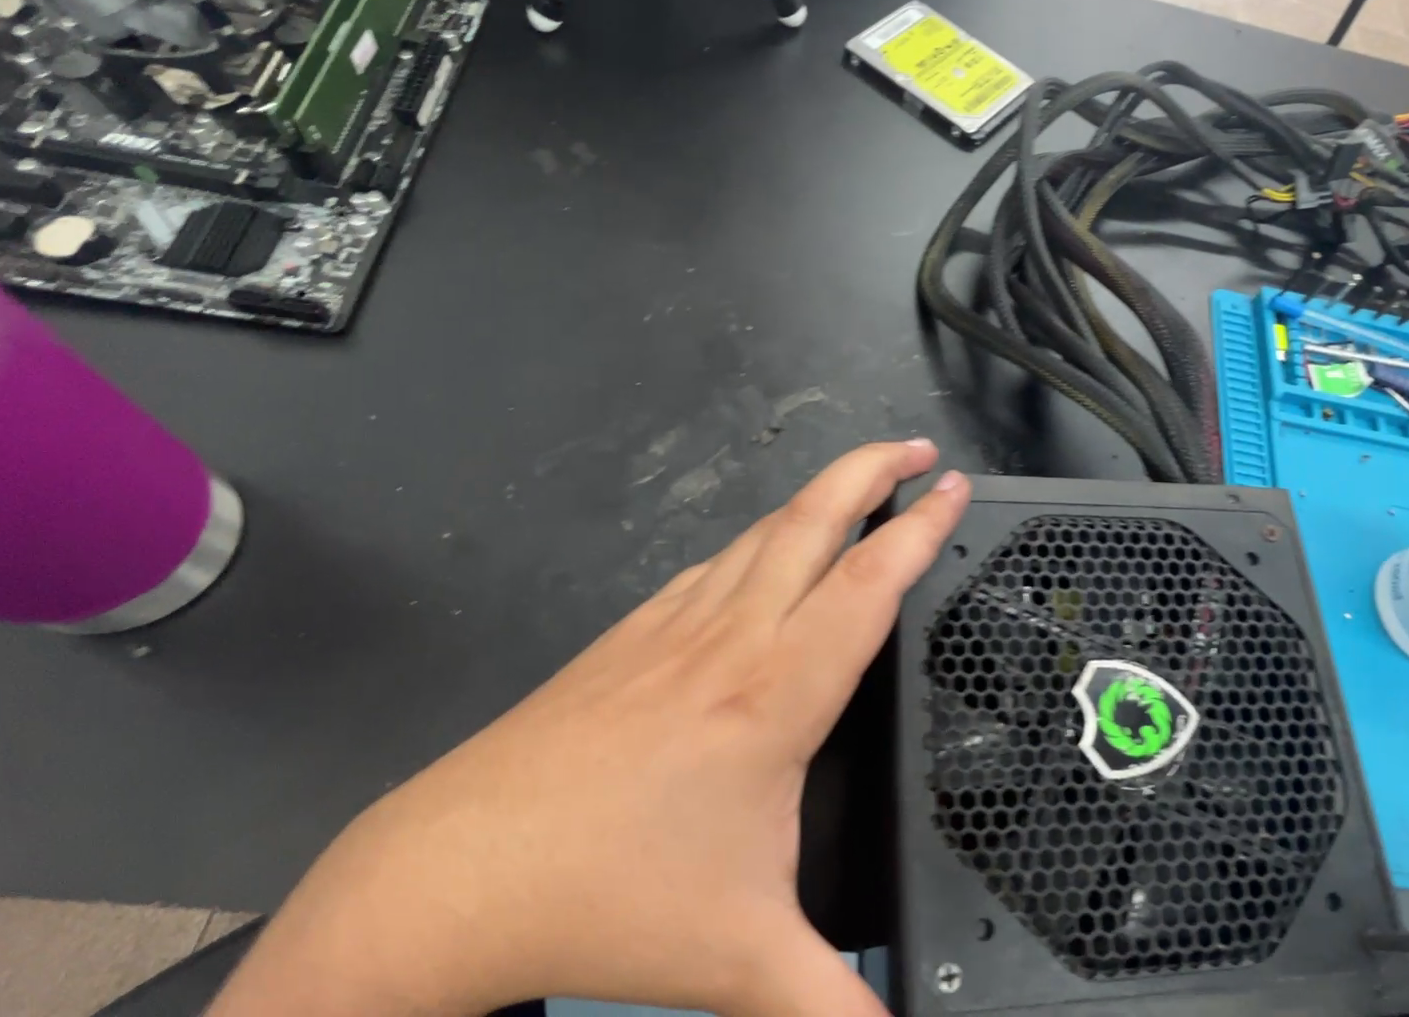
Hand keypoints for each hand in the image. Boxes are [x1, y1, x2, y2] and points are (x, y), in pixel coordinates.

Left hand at [209, 440, 969, 1016]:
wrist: (456, 874)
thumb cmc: (608, 902)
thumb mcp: (744, 963)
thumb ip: (837, 1006)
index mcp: (772, 696)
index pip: (866, 587)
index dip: (919, 531)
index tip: (952, 488)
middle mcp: (728, 641)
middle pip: (811, 524)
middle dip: (869, 471)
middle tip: (914, 446)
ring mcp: (670, 630)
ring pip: (759, 536)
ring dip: (816, 498)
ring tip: (856, 485)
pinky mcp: (628, 640)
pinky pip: (711, 567)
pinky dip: (757, 540)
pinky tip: (762, 552)